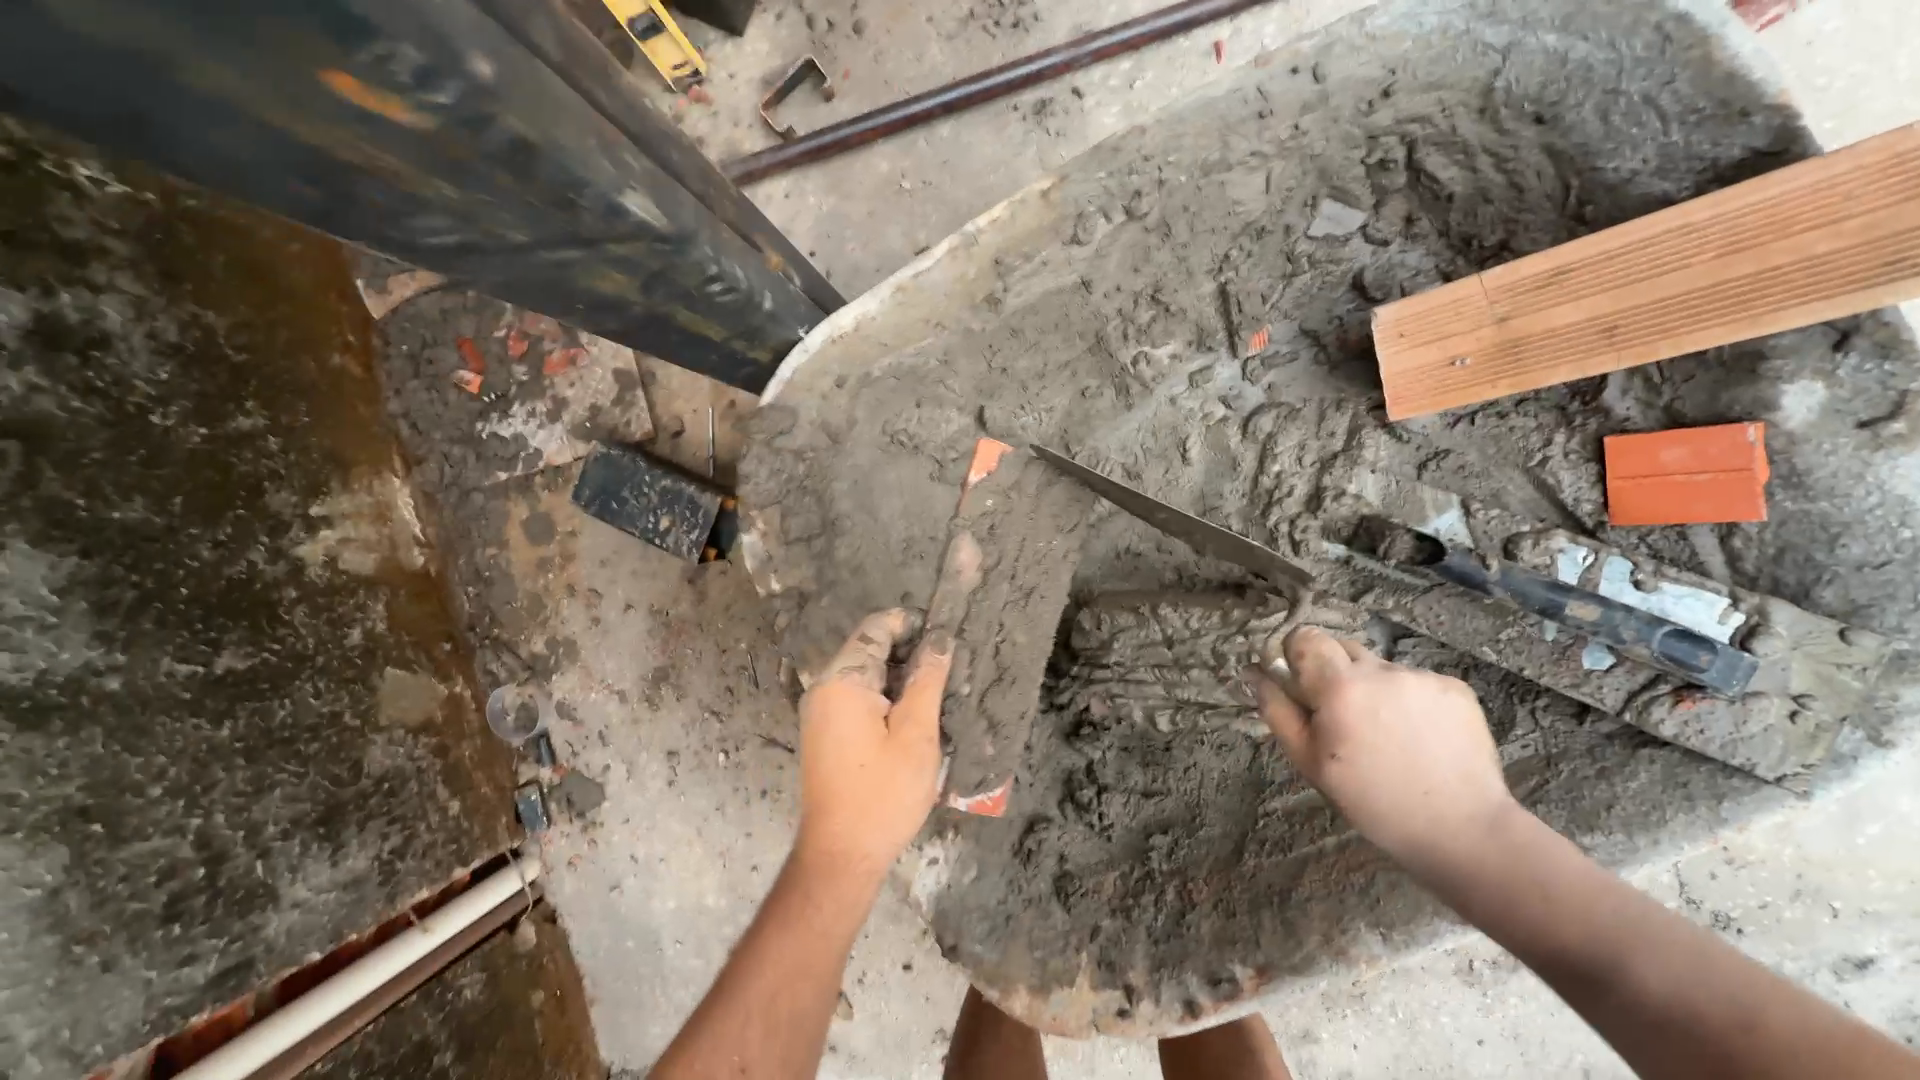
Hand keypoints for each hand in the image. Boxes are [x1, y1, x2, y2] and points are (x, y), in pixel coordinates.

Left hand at [794, 609, 953, 881]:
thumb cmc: (883, 794)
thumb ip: (927, 680)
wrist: (841, 854)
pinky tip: (914, 718)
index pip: (876, 628)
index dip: (912, 624)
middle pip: (869, 650)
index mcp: (842, 681)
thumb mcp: (917, 735)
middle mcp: (824, 688)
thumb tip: (939, 639)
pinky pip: (858, 700)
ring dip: (900, 680)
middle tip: (951, 670)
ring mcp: (821, 712)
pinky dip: (886, 701)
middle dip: (909, 654)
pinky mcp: (825, 734)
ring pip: (866, 676)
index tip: (947, 635)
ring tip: (940, 694)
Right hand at [1252, 626, 1516, 869]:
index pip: (1305, 637)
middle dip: (1334, 675)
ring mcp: (1422, 676)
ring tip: (1388, 736)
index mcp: (1339, 687)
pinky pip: (1415, 681)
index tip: (1304, 688)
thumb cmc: (1373, 802)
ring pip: (1379, 668)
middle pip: (1341, 648)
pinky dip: (1409, 701)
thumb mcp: (1309, 763)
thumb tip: (1256, 673)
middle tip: (1344, 719)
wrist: (1462, 828)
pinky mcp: (1455, 687)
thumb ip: (1277, 711)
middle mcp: (1381, 670)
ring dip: (1373, 690)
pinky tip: (1419, 737)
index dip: (1298, 657)